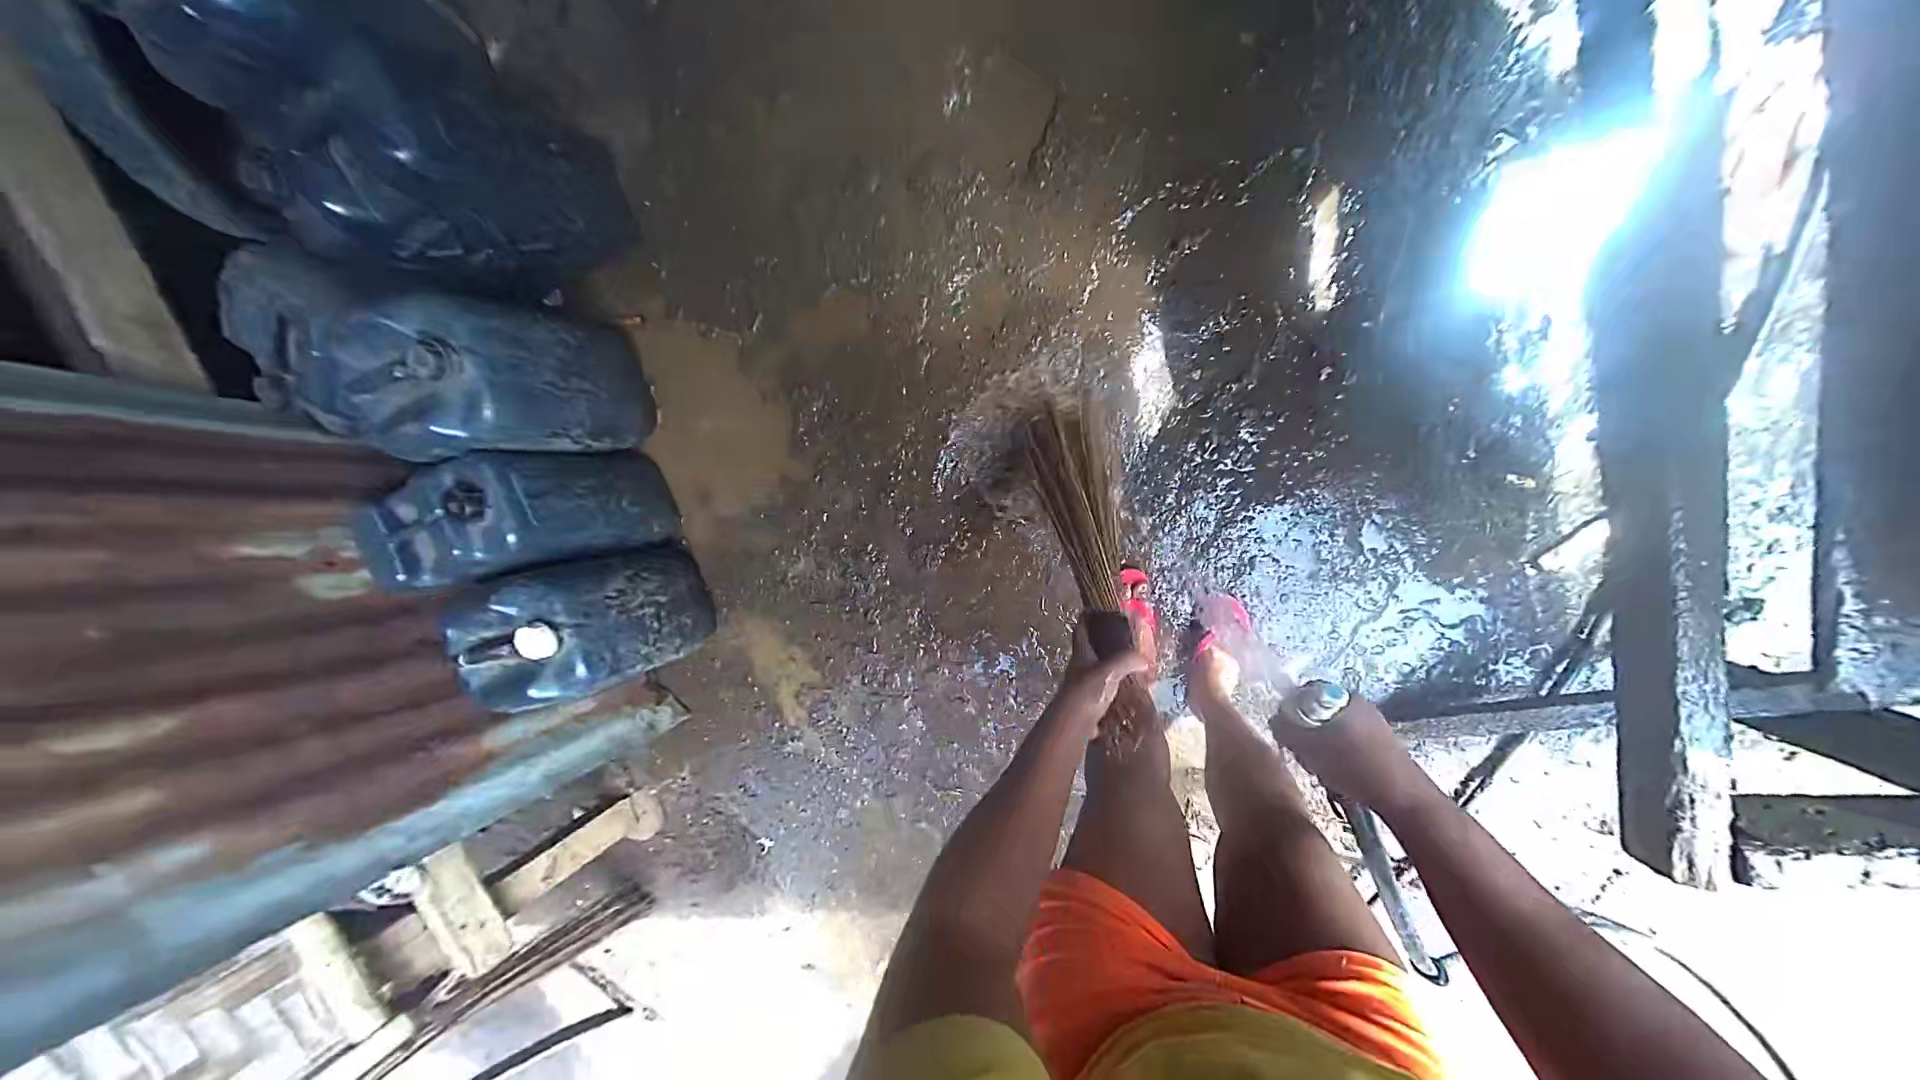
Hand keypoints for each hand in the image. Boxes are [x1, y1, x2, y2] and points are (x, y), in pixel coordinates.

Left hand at [1039, 622, 1148, 742]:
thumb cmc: (1087, 692)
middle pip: (1089, 649)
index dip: (1088, 615)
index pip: (1082, 627)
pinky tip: (1128, 693)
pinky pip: (1103, 692)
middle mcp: (1079, 666)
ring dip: (1111, 667)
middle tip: (1124, 638)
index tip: (1098, 607)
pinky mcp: (1088, 704)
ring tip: (1131, 666)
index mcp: (1082, 653)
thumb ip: (1127, 660)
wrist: (1073, 725)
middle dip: (1104, 642)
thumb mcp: (1110, 670)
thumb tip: (1145, 660)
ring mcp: (1082, 686)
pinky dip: (1114, 690)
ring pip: (1097, 670)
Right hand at [1271, 693, 1437, 816]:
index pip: (1302, 692)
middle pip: (1315, 711)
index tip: (1284, 733)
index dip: (1288, 711)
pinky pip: (1347, 740)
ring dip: (1319, 744)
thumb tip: (1275, 720)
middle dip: (1303, 730)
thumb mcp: (1306, 747)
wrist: (1402, 797)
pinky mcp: (1382, 743)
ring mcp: (1373, 722)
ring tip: (1317, 765)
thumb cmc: (1351, 766)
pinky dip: (1336, 752)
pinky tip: (1336, 772)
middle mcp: (1358, 703)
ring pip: (1330, 727)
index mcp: (1342, 696)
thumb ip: (1284, 728)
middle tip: (1299, 751)